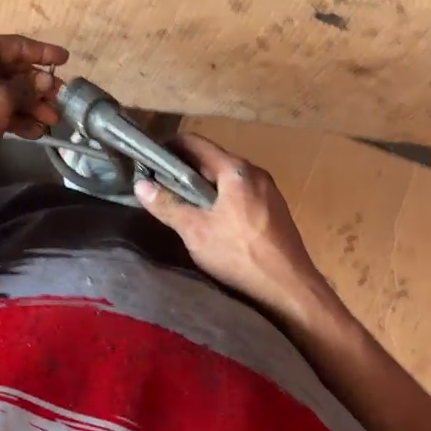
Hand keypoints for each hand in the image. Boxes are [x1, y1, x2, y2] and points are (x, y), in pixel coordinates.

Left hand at [0, 35, 69, 181]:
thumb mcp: (0, 101)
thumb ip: (26, 87)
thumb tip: (46, 79)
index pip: (15, 45)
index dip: (42, 53)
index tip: (65, 59)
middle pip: (11, 70)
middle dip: (37, 87)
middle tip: (59, 100)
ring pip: (5, 91)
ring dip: (29, 105)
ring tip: (52, 120)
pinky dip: (13, 116)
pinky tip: (34, 131)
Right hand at [134, 133, 339, 325]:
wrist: (290, 288)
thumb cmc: (240, 255)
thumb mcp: (196, 231)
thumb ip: (167, 205)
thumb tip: (140, 184)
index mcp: (236, 170)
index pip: (195, 143)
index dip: (169, 147)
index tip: (148, 160)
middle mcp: (255, 172)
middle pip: (212, 159)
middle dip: (184, 169)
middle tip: (160, 185)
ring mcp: (268, 190)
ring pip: (226, 177)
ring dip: (203, 185)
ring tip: (181, 203)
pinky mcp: (274, 209)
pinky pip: (240, 192)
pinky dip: (221, 197)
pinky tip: (212, 219)